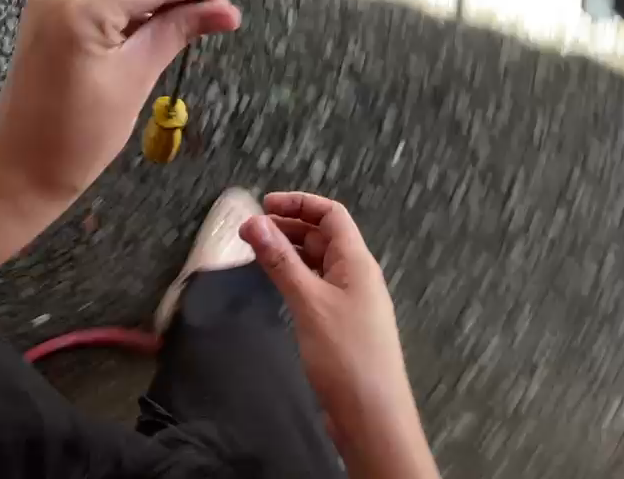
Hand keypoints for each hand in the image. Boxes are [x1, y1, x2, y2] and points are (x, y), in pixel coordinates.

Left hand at [0, 0, 240, 206]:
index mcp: (80, 7)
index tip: (228, 13)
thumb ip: (175, 33)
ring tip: (185, 23)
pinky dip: (127, 1)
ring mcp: (48, 0)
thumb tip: (224, 12)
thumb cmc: (79, 137)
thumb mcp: (135, 79)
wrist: (22, 167)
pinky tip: (149, 26)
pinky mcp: (46, 13)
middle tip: (210, 18)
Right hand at [241, 192, 438, 478]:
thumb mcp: (309, 303)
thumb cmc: (346, 357)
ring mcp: (350, 300)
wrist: (373, 422)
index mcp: (357, 263)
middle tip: (250, 230)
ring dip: (288, 250)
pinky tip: (274, 282)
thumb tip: (254, 221)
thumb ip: (280, 261)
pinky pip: (315, 284)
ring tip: (256, 250)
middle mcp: (356, 276)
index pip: (331, 214)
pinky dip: (293, 274)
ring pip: (317, 260)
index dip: (299, 202)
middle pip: (322, 235)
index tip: (264, 204)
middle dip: (287, 225)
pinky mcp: (341, 323)